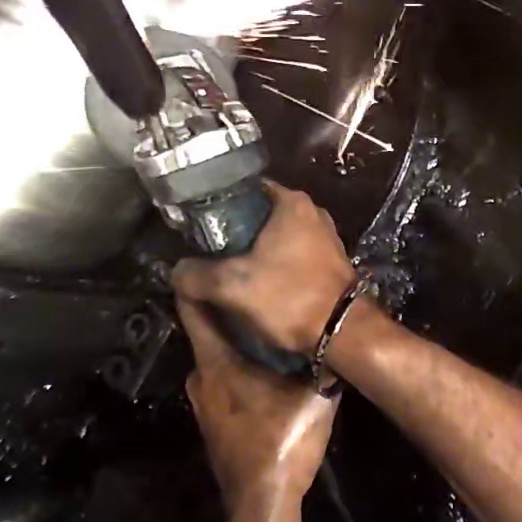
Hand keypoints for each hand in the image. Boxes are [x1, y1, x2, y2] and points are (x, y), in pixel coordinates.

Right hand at [172, 182, 356, 353]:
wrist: (343, 331)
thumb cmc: (289, 296)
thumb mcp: (232, 285)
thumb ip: (196, 274)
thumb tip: (179, 271)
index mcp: (291, 203)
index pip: (245, 190)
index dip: (217, 205)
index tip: (196, 225)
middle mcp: (312, 212)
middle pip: (260, 214)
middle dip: (234, 232)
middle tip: (206, 252)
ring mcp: (324, 236)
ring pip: (275, 237)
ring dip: (254, 252)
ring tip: (226, 270)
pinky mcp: (329, 260)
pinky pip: (291, 255)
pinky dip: (273, 265)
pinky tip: (255, 284)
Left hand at [180, 297, 337, 518]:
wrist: (262, 501)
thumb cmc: (282, 437)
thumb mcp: (312, 392)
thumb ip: (318, 359)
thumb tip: (335, 331)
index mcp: (216, 362)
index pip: (193, 310)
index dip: (199, 284)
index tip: (216, 261)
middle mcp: (200, 377)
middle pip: (207, 331)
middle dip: (230, 310)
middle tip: (260, 291)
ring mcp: (203, 402)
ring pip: (216, 357)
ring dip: (236, 340)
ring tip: (268, 324)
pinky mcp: (213, 421)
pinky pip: (222, 379)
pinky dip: (237, 365)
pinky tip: (265, 366)